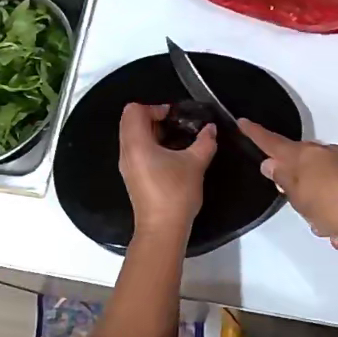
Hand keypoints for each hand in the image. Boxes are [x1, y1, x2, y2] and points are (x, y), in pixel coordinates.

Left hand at [118, 103, 216, 236]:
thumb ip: (204, 142)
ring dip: (153, 133)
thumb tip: (210, 129)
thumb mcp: (195, 164)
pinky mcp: (132, 177)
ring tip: (177, 140)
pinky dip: (150, 146)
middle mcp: (126, 151)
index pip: (134, 110)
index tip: (175, 117)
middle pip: (131, 121)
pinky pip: (136, 151)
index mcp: (136, 143)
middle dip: (153, 118)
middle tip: (176, 125)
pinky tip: (171, 157)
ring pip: (133, 137)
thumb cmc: (175, 193)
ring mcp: (127, 165)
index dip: (154, 107)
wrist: (162, 229)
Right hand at [237, 119, 337, 247]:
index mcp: (302, 156)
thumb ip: (283, 179)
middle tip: (295, 203)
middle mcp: (322, 155)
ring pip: (321, 184)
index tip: (243, 122)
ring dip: (320, 206)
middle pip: (299, 164)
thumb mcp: (299, 197)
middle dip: (295, 184)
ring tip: (325, 229)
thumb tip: (270, 163)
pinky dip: (337, 214)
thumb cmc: (332, 203)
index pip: (272, 143)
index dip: (256, 134)